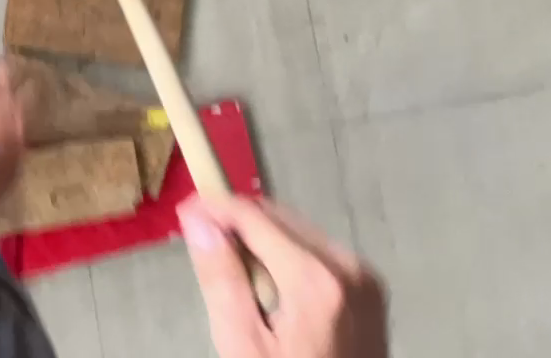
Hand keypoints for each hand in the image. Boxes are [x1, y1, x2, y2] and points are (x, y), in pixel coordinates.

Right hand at [179, 195, 386, 357]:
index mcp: (313, 278)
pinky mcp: (367, 286)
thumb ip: (221, 278)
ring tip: (240, 279)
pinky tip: (271, 288)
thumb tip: (196, 218)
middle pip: (272, 214)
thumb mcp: (244, 346)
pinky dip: (282, 253)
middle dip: (235, 224)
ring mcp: (362, 275)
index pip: (250, 214)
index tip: (183, 214)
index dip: (211, 206)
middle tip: (206, 252)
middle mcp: (345, 264)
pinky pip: (311, 246)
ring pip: (290, 226)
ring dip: (257, 238)